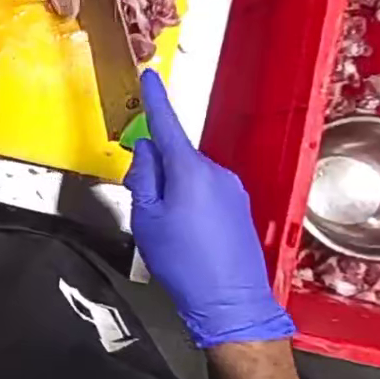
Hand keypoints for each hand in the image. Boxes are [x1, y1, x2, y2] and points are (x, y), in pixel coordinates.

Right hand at [124, 69, 293, 347]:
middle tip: (141, 205)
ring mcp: (231, 189)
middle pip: (175, 156)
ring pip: (188, 176)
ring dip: (170, 190)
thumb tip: (145, 151)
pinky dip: (187, 202)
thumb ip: (142, 178)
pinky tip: (183, 232)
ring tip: (164, 229)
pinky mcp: (238, 206)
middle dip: (154, 170)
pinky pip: (204, 191)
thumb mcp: (146, 218)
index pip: (168, 126)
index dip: (155, 101)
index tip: (149, 77)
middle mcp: (216, 173)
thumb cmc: (183, 261)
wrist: (229, 300)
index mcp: (191, 171)